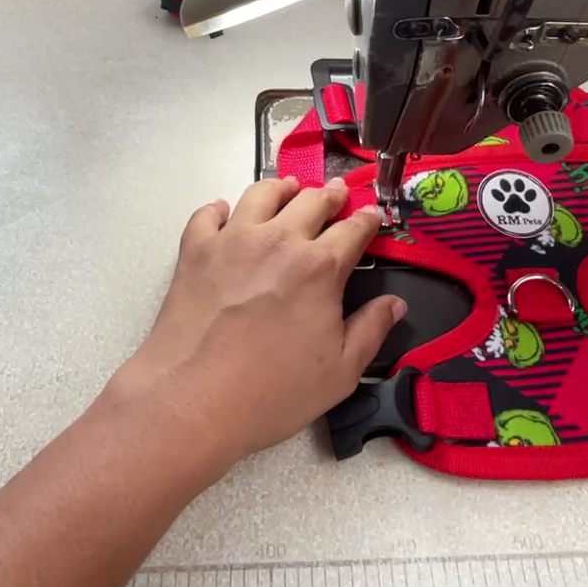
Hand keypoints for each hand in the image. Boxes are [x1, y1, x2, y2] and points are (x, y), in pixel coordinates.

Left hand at [100, 176, 404, 467]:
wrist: (193, 399)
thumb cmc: (272, 392)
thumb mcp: (340, 373)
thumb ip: (371, 331)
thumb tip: (394, 304)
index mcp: (320, 267)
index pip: (353, 229)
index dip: (367, 219)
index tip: (371, 214)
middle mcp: (278, 240)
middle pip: (311, 201)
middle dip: (329, 195)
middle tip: (335, 193)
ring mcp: (232, 240)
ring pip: (261, 194)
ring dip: (281, 188)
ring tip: (288, 188)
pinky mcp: (195, 250)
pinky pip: (208, 215)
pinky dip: (219, 208)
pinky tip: (224, 211)